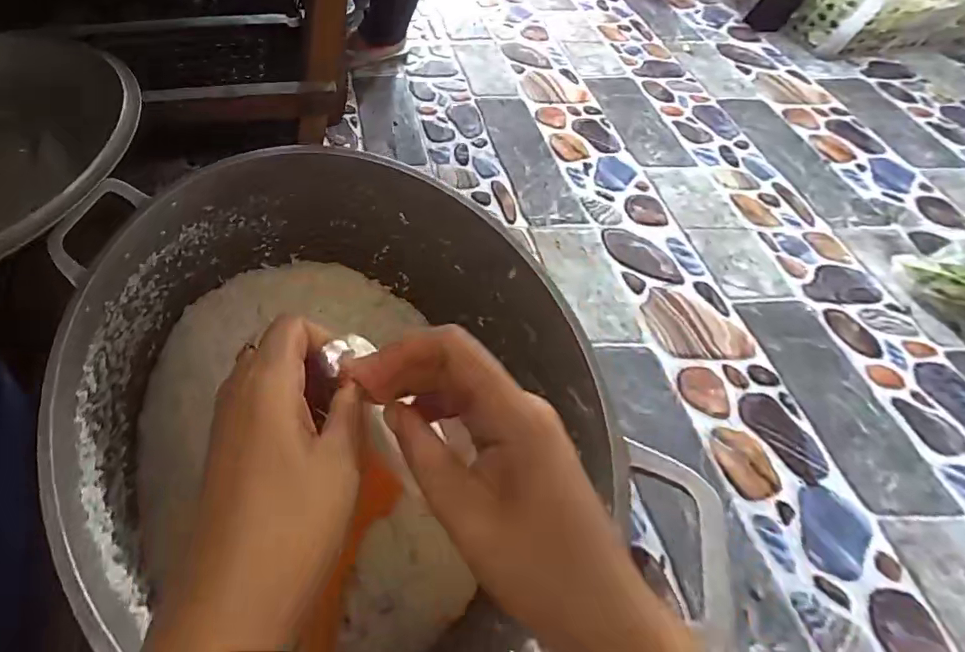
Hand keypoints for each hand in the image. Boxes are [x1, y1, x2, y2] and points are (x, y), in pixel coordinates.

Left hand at [147, 316, 365, 651]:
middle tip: (347, 407)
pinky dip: (281, 409)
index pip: (291, 324)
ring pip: (264, 375)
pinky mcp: (222, 444)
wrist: (231, 593)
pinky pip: (253, 403)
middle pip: (276, 346)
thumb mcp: (340, 463)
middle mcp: (236, 387)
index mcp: (264, 380)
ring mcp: (224, 416)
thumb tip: (351, 379)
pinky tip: (304, 454)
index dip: (326, 340)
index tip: (351, 379)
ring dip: (299, 388)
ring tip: (331, 433)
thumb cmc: (293, 523)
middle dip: (315, 365)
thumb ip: (350, 408)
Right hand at [342, 326, 693, 651]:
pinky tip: (412, 421)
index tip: (363, 376)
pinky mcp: (523, 439)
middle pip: (454, 359)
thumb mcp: (465, 516)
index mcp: (514, 413)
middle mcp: (522, 404)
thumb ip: (423, 454)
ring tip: (375, 400)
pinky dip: (437, 404)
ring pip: (461, 380)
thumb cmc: (537, 570)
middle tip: (358, 387)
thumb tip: (391, 409)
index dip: (401, 351)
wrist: (606, 616)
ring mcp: (525, 420)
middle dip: (402, 365)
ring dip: (416, 383)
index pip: (452, 348)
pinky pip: (473, 405)